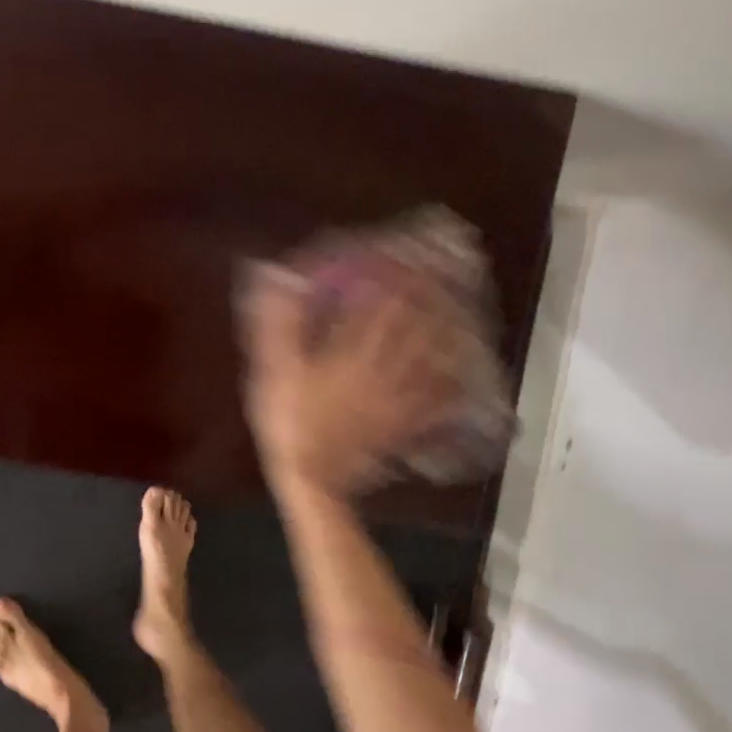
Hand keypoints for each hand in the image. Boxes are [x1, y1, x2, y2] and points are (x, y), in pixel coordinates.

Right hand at [237, 255, 470, 495]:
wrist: (312, 479)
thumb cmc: (289, 420)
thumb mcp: (273, 368)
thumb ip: (276, 320)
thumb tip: (273, 273)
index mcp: (353, 352)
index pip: (383, 305)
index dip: (395, 275)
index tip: (402, 252)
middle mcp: (386, 369)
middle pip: (418, 326)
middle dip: (430, 295)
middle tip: (443, 270)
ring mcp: (401, 398)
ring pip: (433, 357)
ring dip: (447, 328)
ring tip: (458, 306)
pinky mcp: (407, 423)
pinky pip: (438, 398)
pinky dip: (451, 380)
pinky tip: (459, 369)